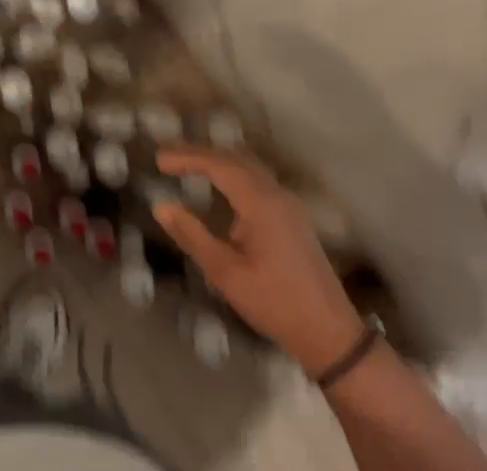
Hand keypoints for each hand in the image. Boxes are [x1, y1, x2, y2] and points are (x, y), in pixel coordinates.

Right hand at [155, 147, 366, 375]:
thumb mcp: (224, 272)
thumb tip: (162, 207)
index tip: (158, 160)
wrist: (328, 332)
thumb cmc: (273, 301)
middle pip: (236, 159)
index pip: (219, 165)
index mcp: (261, 203)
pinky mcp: (294, 218)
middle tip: (168, 158)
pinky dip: (233, 175)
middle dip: (200, 154)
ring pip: (250, 169)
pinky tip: (220, 189)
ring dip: (218, 162)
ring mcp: (290, 206)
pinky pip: (259, 182)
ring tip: (188, 166)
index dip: (186, 158)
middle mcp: (278, 195)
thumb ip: (192, 235)